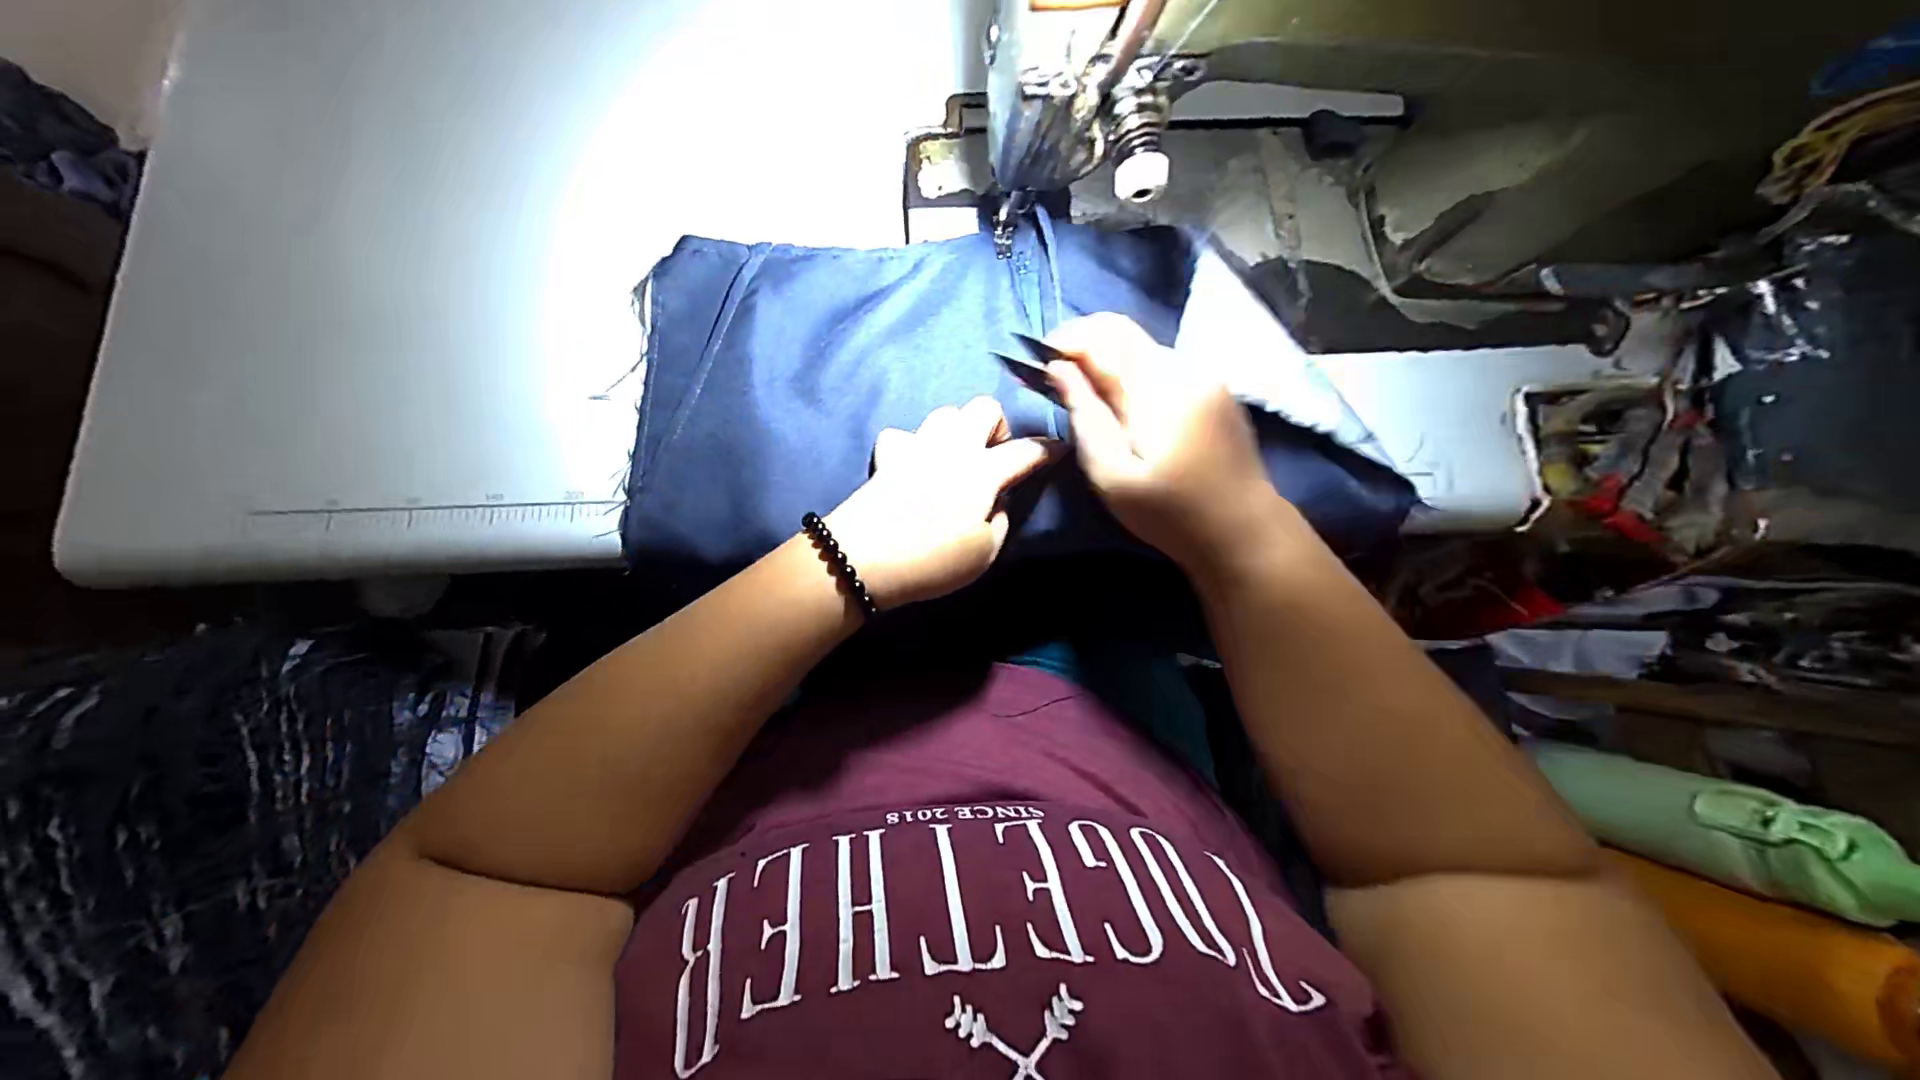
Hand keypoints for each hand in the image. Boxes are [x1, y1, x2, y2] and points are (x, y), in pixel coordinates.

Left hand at [823, 397, 1055, 608]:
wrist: (862, 558)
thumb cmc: (931, 560)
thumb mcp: (984, 553)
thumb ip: (1000, 520)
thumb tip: (997, 500)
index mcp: (983, 471)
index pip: (1026, 451)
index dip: (1048, 449)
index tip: (1059, 450)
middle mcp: (952, 447)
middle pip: (984, 407)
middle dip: (998, 425)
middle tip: (994, 458)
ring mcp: (916, 446)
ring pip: (945, 411)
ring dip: (958, 428)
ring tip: (957, 459)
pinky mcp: (886, 456)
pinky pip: (903, 435)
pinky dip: (913, 445)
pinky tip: (913, 466)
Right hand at [1044, 313, 1295, 573]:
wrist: (1242, 531)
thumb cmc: (1169, 512)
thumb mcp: (1111, 474)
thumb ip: (1084, 415)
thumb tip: (1058, 368)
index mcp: (1160, 386)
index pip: (1108, 331)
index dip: (1069, 337)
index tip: (1041, 360)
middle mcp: (1187, 368)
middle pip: (1127, 336)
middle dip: (1086, 348)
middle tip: (1057, 380)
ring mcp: (1207, 378)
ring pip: (1145, 351)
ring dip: (1110, 363)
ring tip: (1086, 396)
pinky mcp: (1216, 392)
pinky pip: (1165, 369)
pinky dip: (1135, 377)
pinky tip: (1125, 409)